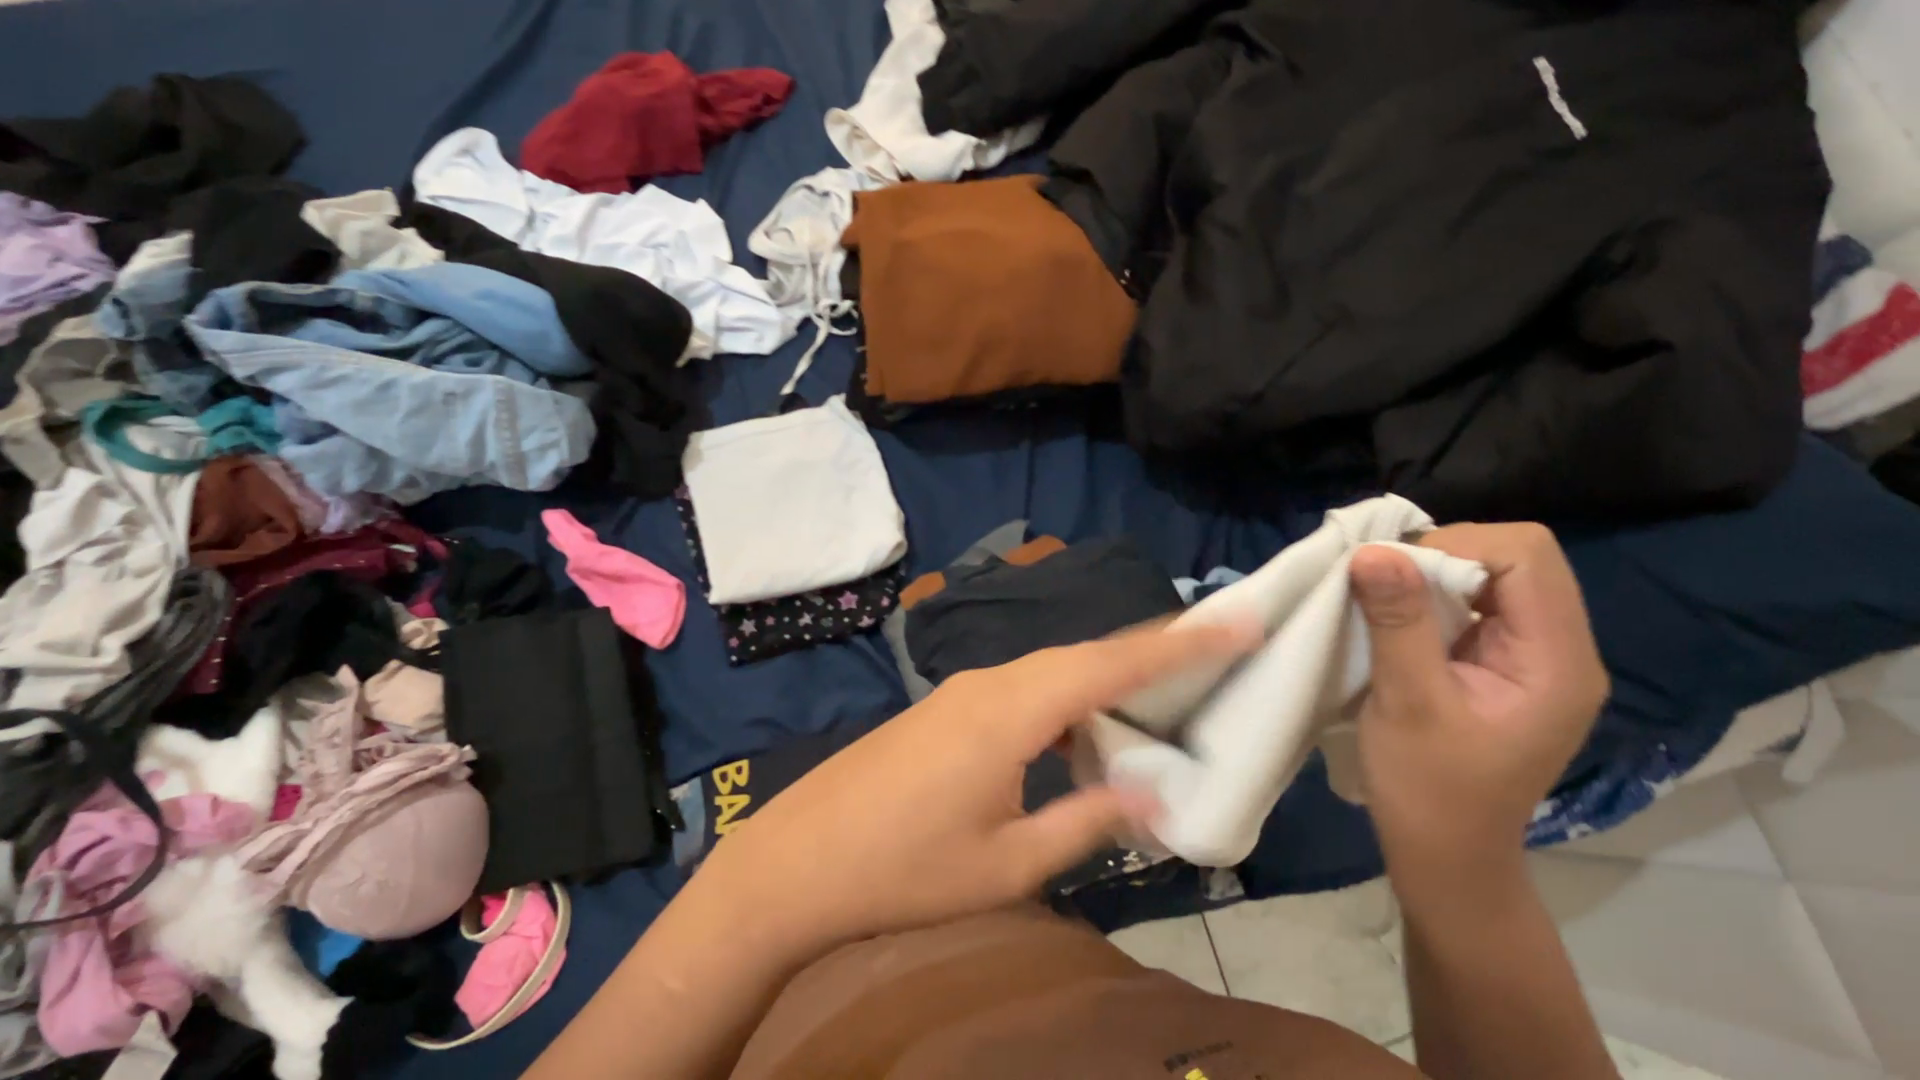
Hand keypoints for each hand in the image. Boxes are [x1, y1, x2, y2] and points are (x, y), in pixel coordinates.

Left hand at [692, 621, 1256, 951]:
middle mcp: (988, 684)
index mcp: (1011, 711)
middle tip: (1217, 650)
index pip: (1111, 663)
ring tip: (1166, 691)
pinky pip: (1022, 689)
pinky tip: (1084, 732)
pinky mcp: (942, 710)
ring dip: (1106, 678)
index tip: (1237, 619)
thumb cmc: (903, 872)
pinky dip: (1066, 699)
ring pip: (1052, 670)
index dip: (1180, 643)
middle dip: (1151, 651)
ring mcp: (959, 692)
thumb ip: (1085, 822)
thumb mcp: (1008, 865)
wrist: (794, 863)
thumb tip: (1157, 798)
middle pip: (1084, 656)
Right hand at [1350, 523, 1607, 875]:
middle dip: (1446, 556)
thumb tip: (1374, 550)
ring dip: (1437, 577)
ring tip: (1388, 603)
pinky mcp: (1513, 667)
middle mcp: (1564, 651)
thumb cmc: (1429, 789)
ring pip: (1498, 577)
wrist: (1447, 856)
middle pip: (1519, 559)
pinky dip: (1438, 600)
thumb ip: (1399, 622)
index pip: (1528, 555)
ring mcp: (1541, 659)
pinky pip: (1483, 605)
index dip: (1459, 545)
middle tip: (1385, 586)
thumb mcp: (1407, 702)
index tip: (1394, 573)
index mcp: (1557, 661)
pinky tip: (1403, 623)